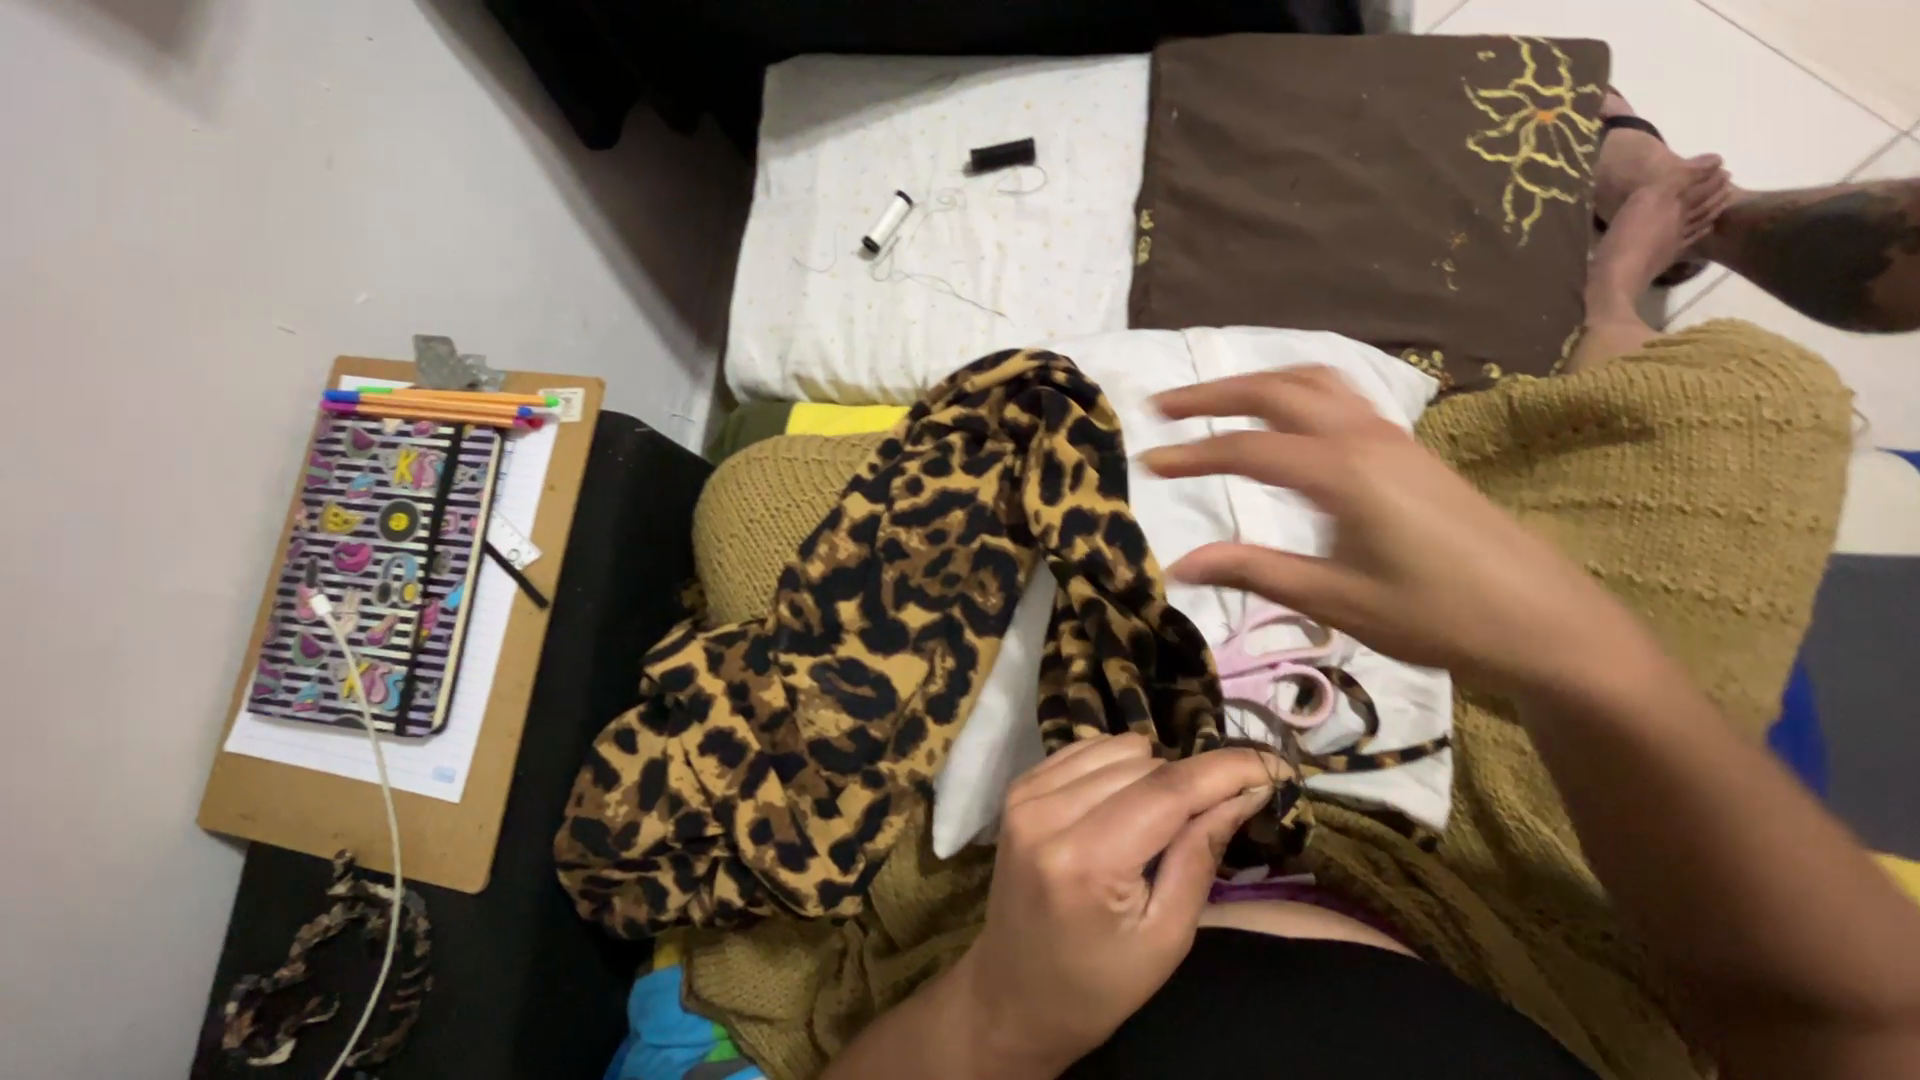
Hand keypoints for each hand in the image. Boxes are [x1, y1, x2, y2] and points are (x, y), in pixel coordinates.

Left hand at [955, 735, 1280, 1070]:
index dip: (1226, 769)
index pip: (1167, 790)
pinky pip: (1086, 751)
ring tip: (1158, 824)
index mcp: (1084, 861)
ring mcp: (1025, 797)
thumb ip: (1200, 854)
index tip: (1275, 763)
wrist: (1012, 995)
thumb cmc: (1097, 984)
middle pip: (1145, 764)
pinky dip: (1118, 768)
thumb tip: (1244, 791)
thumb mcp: (1166, 937)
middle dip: (1192, 781)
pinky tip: (1123, 806)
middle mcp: (1046, 814)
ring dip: (1153, 773)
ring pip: (1118, 749)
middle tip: (1215, 815)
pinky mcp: (1018, 790)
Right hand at [1140, 367, 1646, 693]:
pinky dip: (1297, 391)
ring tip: (1215, 401)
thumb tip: (1182, 565)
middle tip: (1163, 405)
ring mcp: (1392, 437)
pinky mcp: (1408, 450)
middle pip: (1277, 391)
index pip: (1247, 449)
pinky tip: (1286, 418)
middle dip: (1214, 394)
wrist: (1543, 619)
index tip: (1146, 462)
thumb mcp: (1335, 599)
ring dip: (1259, 383)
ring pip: (1315, 382)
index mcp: (1342, 473)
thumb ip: (1255, 572)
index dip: (1191, 455)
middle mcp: (1365, 437)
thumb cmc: (1435, 616)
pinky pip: (1342, 396)